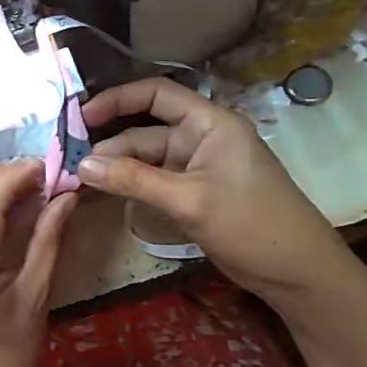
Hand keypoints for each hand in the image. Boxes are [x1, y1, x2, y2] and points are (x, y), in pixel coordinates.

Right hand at [77, 78, 345, 303]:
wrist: (295, 271)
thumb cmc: (251, 223)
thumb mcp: (188, 200)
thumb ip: (134, 180)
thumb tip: (82, 164)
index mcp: (210, 123)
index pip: (157, 95)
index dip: (117, 100)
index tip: (80, 117)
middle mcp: (201, 139)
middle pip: (145, 131)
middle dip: (110, 145)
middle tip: (71, 165)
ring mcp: (197, 168)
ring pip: (147, 160)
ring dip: (117, 170)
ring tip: (80, 182)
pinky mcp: (194, 194)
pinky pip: (154, 182)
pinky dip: (130, 187)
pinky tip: (103, 195)